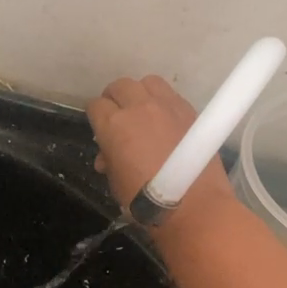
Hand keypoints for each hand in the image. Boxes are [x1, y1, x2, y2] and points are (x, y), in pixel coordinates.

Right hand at [85, 75, 232, 227]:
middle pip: (120, 85)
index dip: (95, 117)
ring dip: (140, 93)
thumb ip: (109, 158)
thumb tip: (109, 153)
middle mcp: (139, 107)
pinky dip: (163, 102)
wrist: (192, 205)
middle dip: (114, 98)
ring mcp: (168, 106)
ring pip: (148, 82)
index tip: (99, 128)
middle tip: (117, 115)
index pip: (95, 105)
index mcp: (113, 124)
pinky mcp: (190, 111)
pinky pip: (171, 94)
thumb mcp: (114, 179)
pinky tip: (165, 120)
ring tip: (142, 111)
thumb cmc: (143, 198)